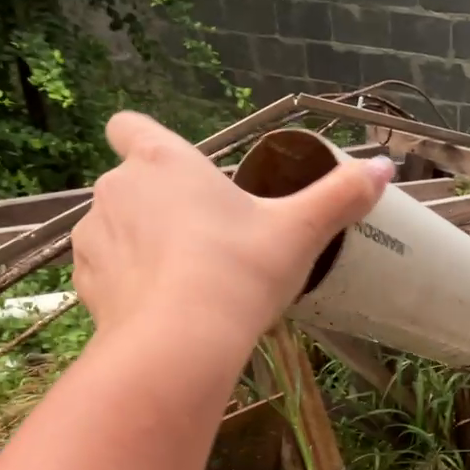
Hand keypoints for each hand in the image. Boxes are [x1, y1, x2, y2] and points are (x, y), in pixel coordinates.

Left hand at [71, 111, 393, 370]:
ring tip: (186, 285)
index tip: (179, 176)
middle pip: (132, 185)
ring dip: (142, 248)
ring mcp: (94, 235)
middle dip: (161, 210)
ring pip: (117, 231)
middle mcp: (117, 187)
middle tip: (208, 246)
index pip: (130, 128)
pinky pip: (106, 274)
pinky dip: (129, 287)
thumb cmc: (241, 271)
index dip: (148, 143)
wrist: (183, 342)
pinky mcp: (86, 282)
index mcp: (163, 162)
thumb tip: (384, 168)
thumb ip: (339, 198)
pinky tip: (163, 311)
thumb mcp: (300, 233)